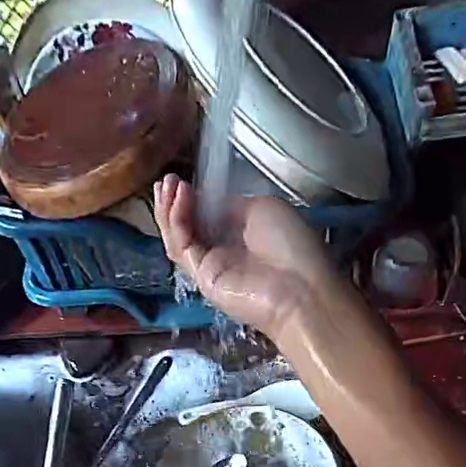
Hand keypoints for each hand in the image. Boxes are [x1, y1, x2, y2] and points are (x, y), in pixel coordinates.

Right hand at [154, 174, 341, 341]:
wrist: (299, 288)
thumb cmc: (292, 245)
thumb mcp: (264, 210)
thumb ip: (233, 205)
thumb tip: (209, 201)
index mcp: (243, 233)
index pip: (209, 214)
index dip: (195, 197)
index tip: (185, 178)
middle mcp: (225, 251)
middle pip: (190, 227)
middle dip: (175, 203)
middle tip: (167, 180)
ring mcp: (212, 266)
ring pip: (180, 238)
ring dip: (170, 211)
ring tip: (166, 186)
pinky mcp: (203, 278)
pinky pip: (184, 247)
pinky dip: (178, 221)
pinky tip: (179, 198)